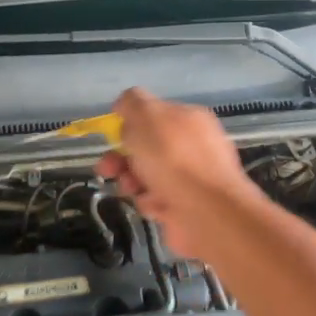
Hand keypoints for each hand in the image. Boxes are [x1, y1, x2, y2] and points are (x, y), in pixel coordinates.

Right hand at [94, 88, 263, 257]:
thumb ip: (132, 103)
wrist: (207, 212)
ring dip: (130, 180)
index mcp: (188, 119)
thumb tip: (124, 105)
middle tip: (107, 168)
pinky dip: (149, 202)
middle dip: (121, 157)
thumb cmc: (174, 158)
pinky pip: (155, 200)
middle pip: (146, 147)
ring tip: (131, 187)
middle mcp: (191, 146)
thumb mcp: (147, 116)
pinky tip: (155, 205)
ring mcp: (189, 178)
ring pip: (145, 175)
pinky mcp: (184, 206)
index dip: (130, 123)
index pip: (153, 114)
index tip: (113, 134)